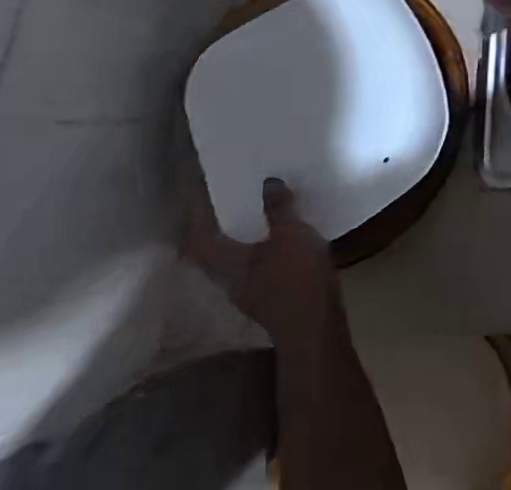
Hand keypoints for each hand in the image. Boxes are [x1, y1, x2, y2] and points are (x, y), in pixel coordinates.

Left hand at [184, 177, 337, 346]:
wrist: (314, 326)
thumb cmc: (296, 277)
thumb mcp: (291, 234)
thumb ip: (279, 209)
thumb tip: (267, 183)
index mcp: (224, 261)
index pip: (197, 236)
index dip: (196, 213)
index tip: (202, 190)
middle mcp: (227, 278)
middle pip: (211, 249)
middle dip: (217, 224)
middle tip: (229, 197)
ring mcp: (246, 290)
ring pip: (232, 259)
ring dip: (239, 237)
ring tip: (255, 212)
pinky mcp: (266, 296)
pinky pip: (253, 265)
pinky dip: (258, 248)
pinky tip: (278, 238)